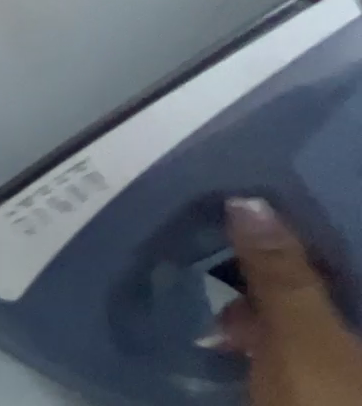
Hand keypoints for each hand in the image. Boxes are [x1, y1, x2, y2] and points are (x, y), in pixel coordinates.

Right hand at [210, 197, 361, 404]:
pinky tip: (241, 340)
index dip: (323, 222)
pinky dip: (278, 332)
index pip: (358, 247)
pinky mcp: (335, 382)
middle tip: (228, 250)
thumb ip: (281, 275)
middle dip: (286, 262)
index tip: (265, 194)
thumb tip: (247, 200)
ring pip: (327, 311)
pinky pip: (315, 338)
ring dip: (274, 302)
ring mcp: (354, 365)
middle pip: (344, 281)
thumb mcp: (307, 348)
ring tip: (229, 316)